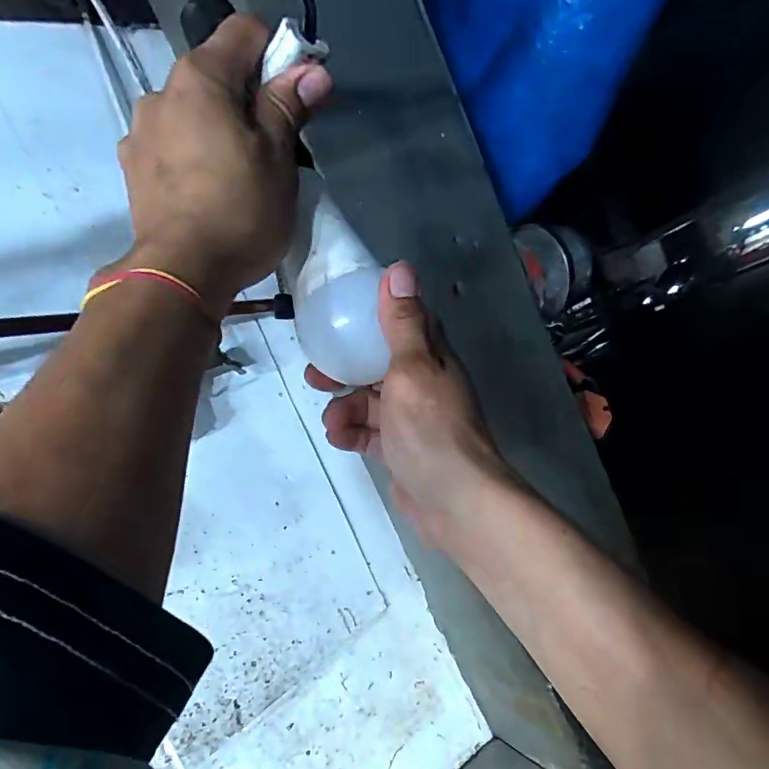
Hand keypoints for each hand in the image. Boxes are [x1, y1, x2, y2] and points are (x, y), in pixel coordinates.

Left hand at [114, 14, 332, 307]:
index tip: (296, 97)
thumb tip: (311, 71)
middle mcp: (161, 93)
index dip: (279, 56)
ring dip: (215, 132)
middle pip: (215, 76)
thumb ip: (288, 106)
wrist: (181, 276)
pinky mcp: (133, 172)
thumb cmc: (239, 214)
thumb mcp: (278, 160)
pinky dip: (192, 158)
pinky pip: (171, 149)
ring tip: (236, 179)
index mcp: (199, 77)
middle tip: (273, 148)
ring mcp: (140, 134)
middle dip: (247, 101)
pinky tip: (206, 194)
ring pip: (191, 115)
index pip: (245, 32)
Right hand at [306, 262, 521, 549]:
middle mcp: (425, 386)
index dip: (376, 317)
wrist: (453, 500)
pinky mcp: (402, 452)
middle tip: (315, 375)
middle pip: (379, 367)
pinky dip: (352, 434)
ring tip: (331, 421)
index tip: (342, 316)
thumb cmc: (430, 429)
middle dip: (346, 369)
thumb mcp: (412, 369)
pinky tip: (338, 439)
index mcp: (433, 359)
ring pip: (370, 403)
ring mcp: (413, 422)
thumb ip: (401, 324)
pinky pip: (370, 434)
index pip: (406, 325)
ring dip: (345, 407)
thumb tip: (400, 268)